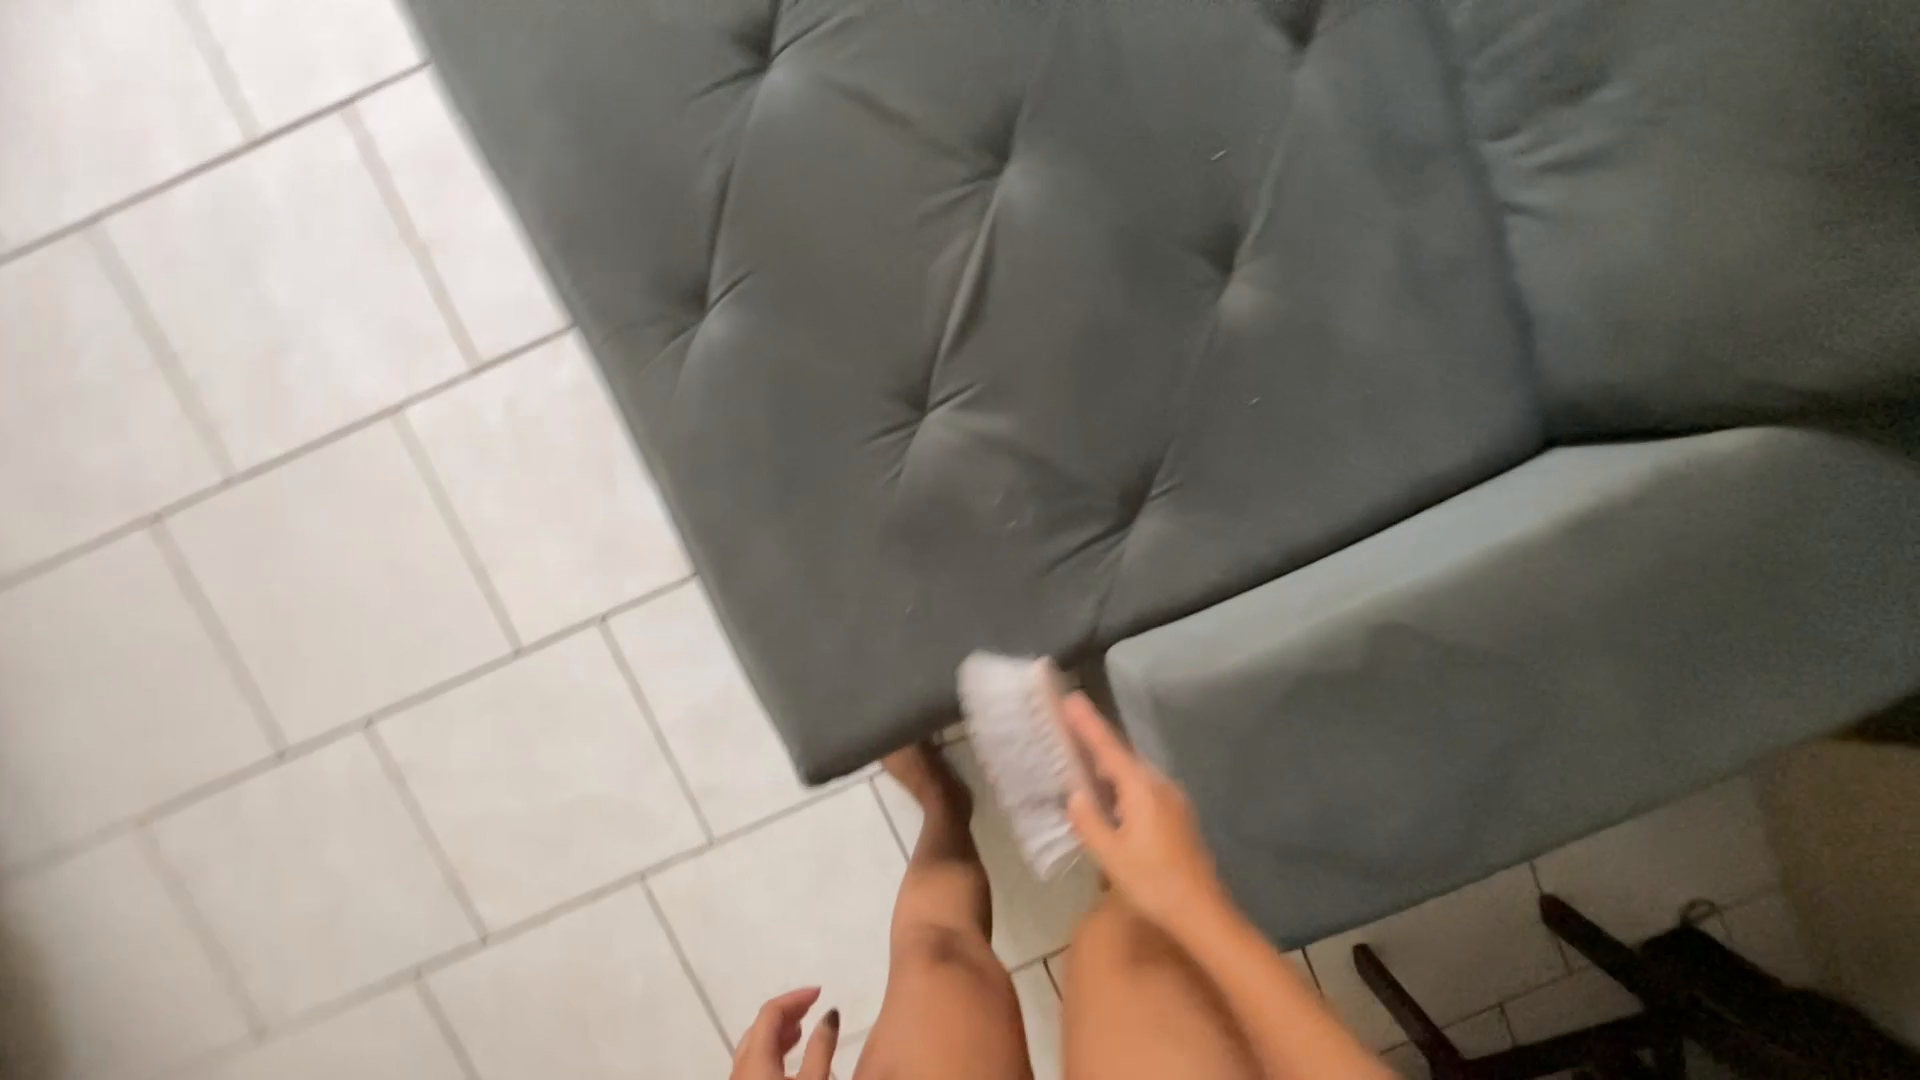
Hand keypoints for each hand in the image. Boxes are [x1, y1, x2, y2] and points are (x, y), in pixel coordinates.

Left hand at [728, 987, 838, 1079]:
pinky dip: (772, 1052)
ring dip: (779, 1032)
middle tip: (811, 1007)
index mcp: (754, 1057)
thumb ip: (820, 1048)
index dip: (795, 996)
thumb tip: (830, 1014)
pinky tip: (789, 1063)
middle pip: (760, 1027)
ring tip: (802, 1031)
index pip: (771, 1011)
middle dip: (786, 1012)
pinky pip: (754, 1064)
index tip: (820, 991)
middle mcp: (740, 1067)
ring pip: (755, 1047)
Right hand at [1062, 693, 1227, 931]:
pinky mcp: (1177, 817)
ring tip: (1082, 766)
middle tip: (1069, 733)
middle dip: (1096, 744)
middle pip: (1122, 757)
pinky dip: (1122, 786)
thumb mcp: (1110, 854)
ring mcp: (1172, 800)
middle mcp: (1159, 785)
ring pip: (1133, 775)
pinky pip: (1143, 790)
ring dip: (1109, 768)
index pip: (1108, 747)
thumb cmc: (1153, 882)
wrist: (1203, 913)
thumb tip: (1075, 794)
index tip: (1071, 697)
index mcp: (1141, 788)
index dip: (1088, 723)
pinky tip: (1110, 801)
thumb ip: (1088, 820)